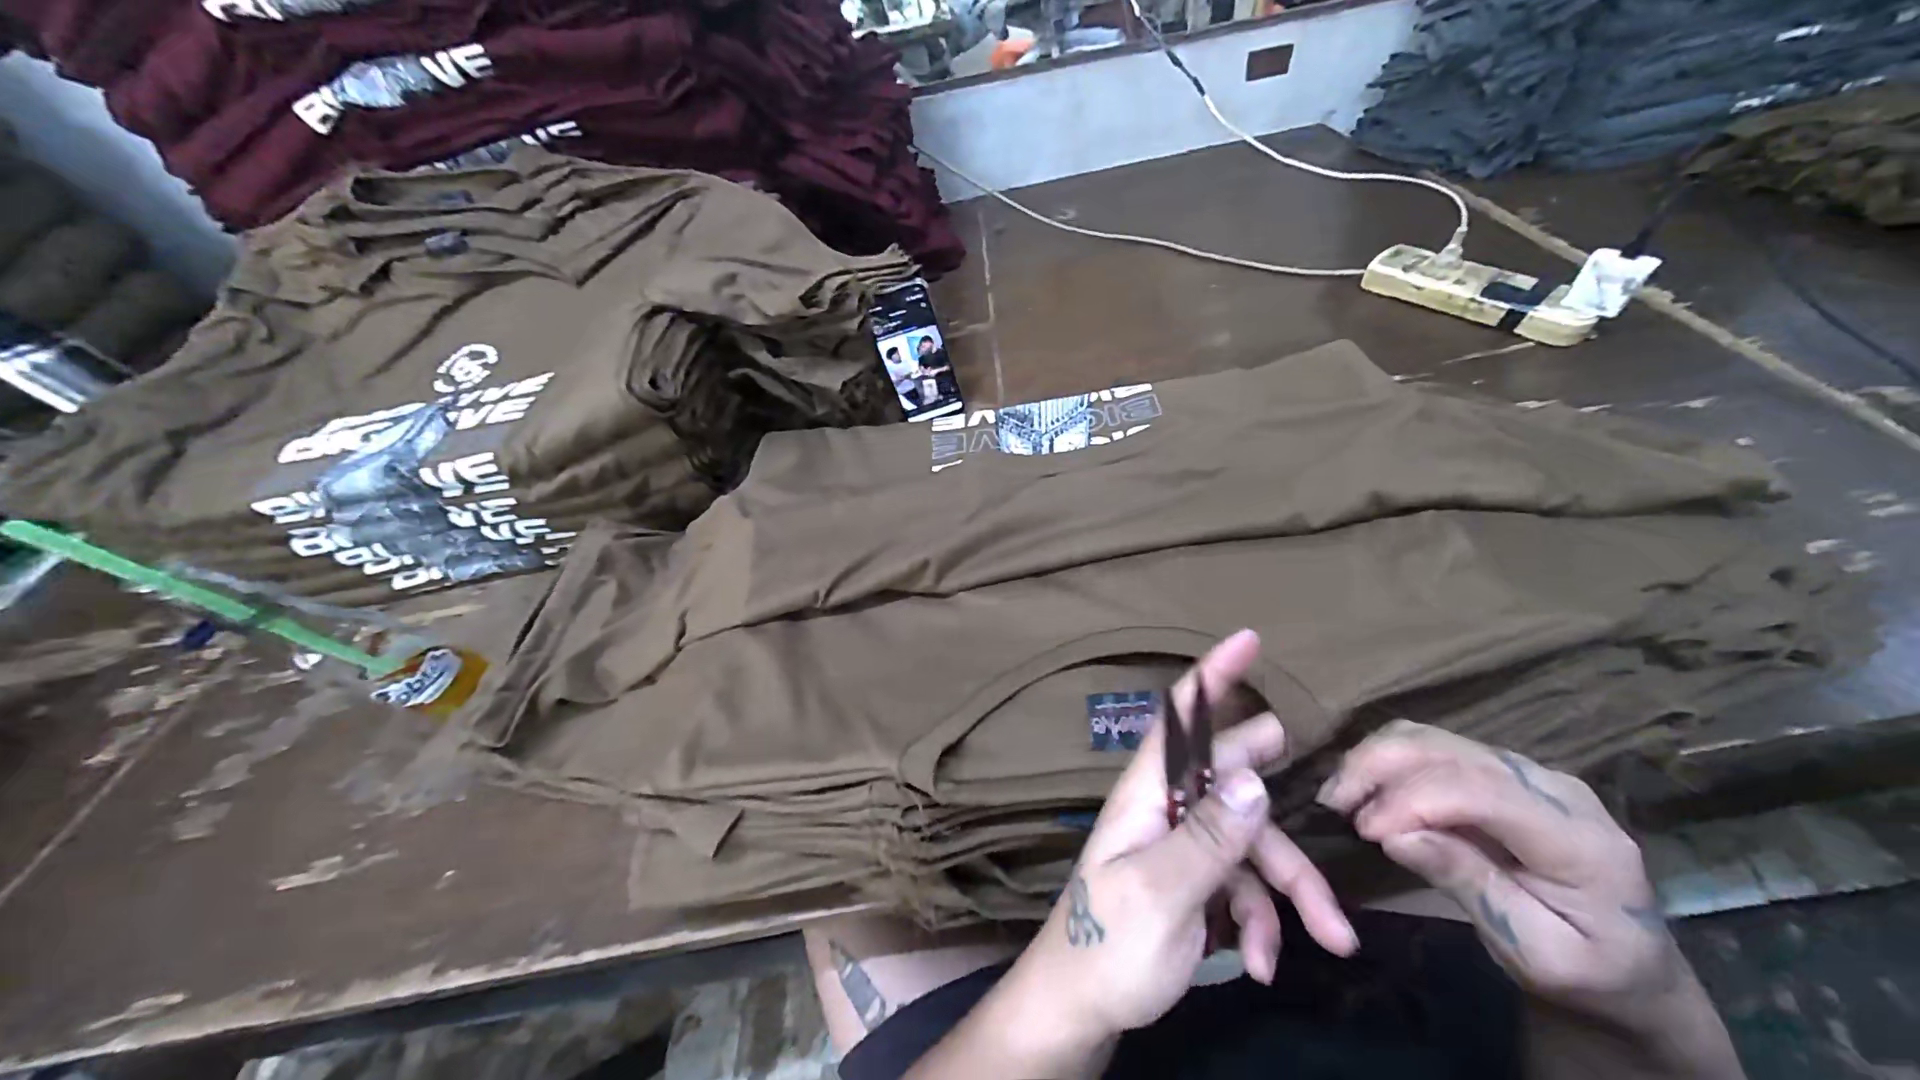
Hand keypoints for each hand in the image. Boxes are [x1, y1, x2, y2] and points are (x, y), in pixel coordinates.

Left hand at [1006, 631, 1358, 1048]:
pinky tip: (1259, 964)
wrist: (1081, 1008)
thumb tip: (1254, 778)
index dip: (1211, 677)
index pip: (1180, 722)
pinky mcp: (1195, 883)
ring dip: (1289, 892)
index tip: (1248, 640)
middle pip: (1235, 783)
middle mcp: (1165, 810)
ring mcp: (1182, 847)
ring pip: (1251, 845)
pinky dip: (1261, 922)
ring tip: (1330, 940)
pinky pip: (1244, 887)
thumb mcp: (1161, 893)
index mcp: (1145, 796)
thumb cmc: (1108, 946)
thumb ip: (1208, 837)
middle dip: (1281, 811)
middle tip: (1331, 807)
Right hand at [1318, 721, 1742, 1076]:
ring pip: (1430, 736)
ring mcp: (1525, 770)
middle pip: (1446, 748)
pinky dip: (1387, 758)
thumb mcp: (1538, 954)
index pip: (1478, 790)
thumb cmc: (1588, 974)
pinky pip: (1431, 744)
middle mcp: (1551, 785)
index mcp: (1578, 838)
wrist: (1632, 968)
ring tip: (1341, 795)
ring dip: (1374, 757)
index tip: (1362, 831)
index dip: (1409, 800)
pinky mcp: (1499, 768)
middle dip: (1377, 766)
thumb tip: (1393, 836)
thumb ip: (1471, 886)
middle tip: (1332, 804)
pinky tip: (1366, 787)